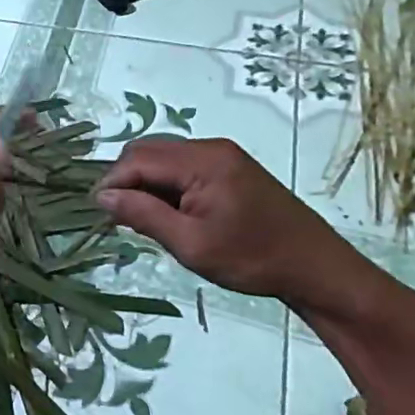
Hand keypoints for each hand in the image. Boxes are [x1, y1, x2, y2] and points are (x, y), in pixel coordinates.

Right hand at [94, 138, 386, 316]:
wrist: (314, 267)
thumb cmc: (252, 259)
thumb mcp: (191, 244)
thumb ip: (144, 215)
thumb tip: (102, 196)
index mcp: (203, 161)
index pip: (138, 159)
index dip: (112, 183)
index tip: (99, 214)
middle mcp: (210, 147)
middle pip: (148, 151)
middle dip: (126, 181)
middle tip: (121, 220)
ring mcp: (222, 155)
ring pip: (162, 158)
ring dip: (144, 184)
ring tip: (145, 221)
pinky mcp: (228, 167)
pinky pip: (181, 167)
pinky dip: (164, 186)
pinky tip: (169, 215)